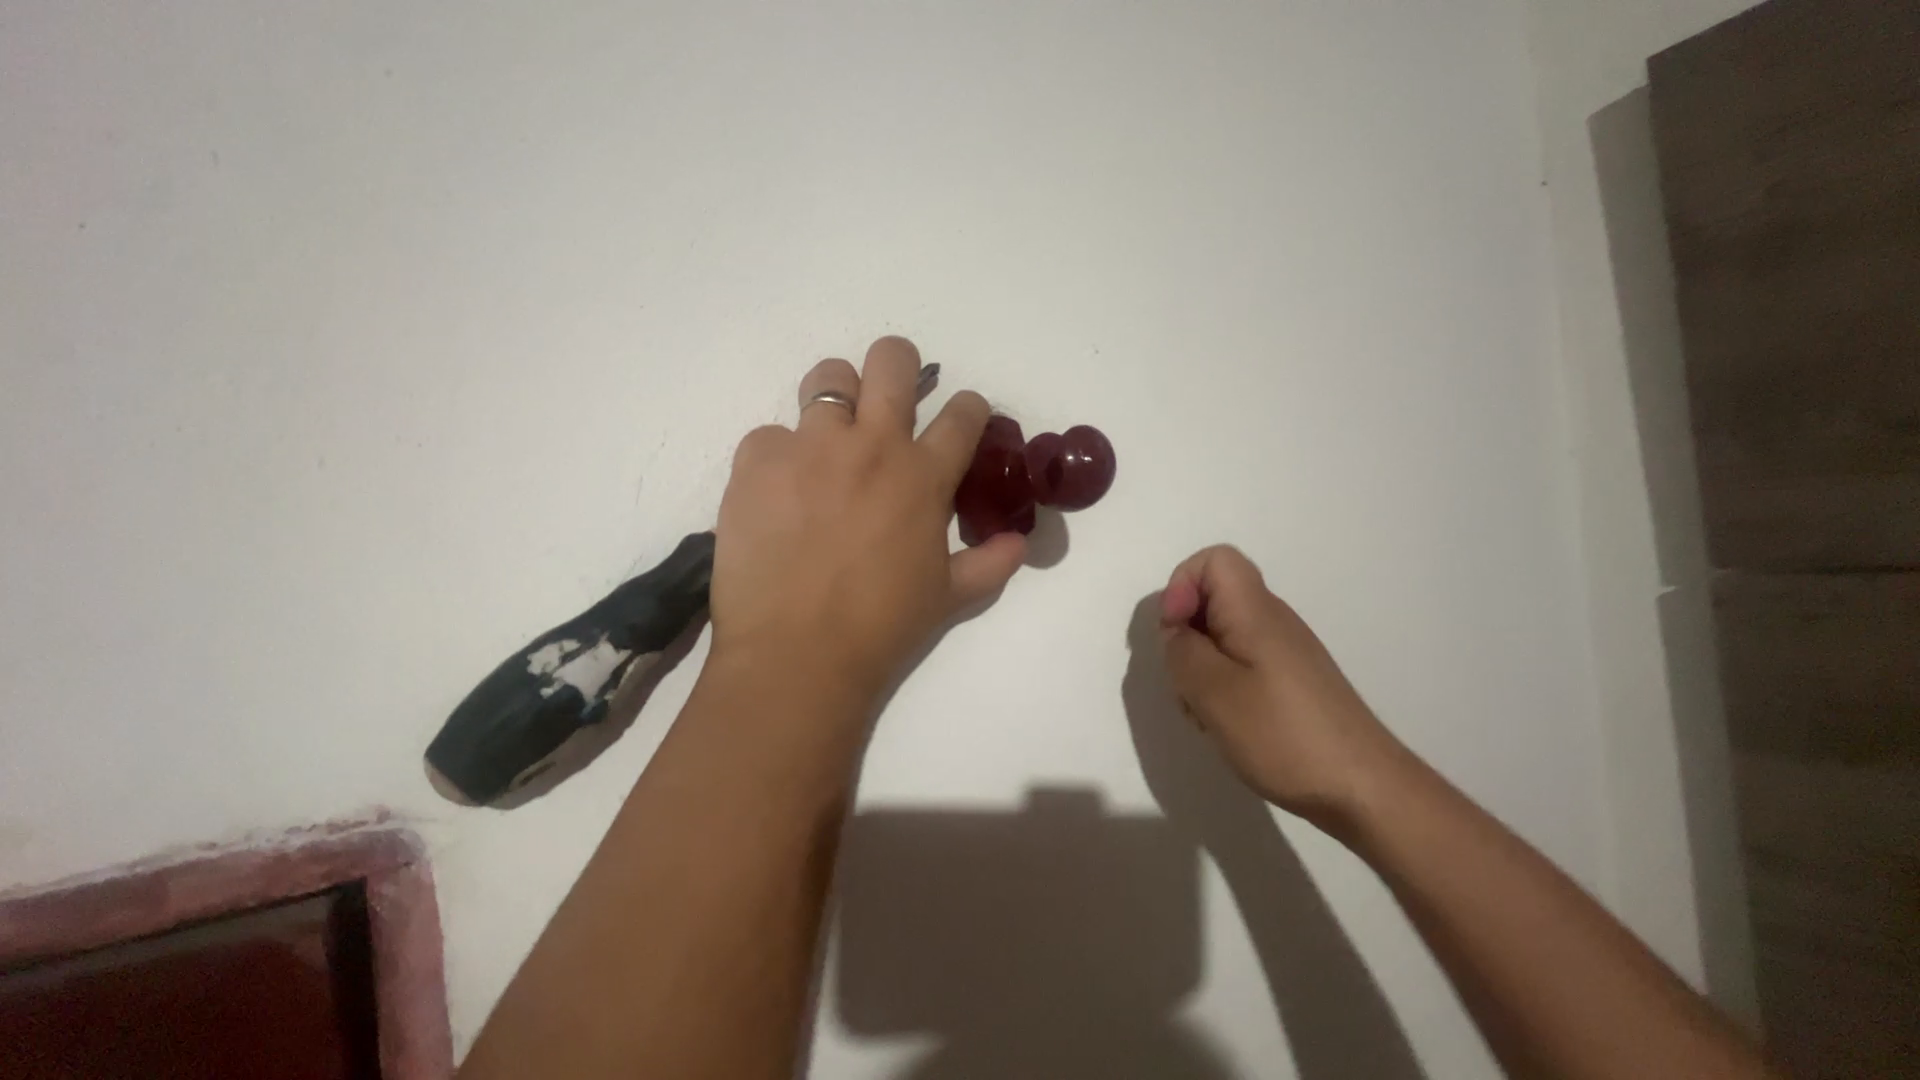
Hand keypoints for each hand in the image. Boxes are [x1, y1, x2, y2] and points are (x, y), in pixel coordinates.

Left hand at [708, 337, 1027, 702]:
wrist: (796, 654)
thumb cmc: (881, 628)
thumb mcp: (949, 598)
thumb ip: (989, 563)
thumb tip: (1020, 543)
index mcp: (923, 475)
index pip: (963, 412)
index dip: (968, 409)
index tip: (961, 419)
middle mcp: (870, 445)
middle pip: (892, 360)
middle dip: (898, 365)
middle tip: (891, 395)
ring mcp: (810, 447)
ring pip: (827, 376)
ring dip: (835, 398)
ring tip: (829, 435)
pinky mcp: (757, 461)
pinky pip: (769, 434)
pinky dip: (779, 455)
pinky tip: (779, 492)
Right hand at [1158, 545, 1407, 828]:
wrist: (1363, 788)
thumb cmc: (1283, 735)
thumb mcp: (1213, 691)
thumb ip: (1182, 650)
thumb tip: (1177, 631)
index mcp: (1255, 612)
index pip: (1213, 560)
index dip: (1181, 587)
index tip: (1176, 635)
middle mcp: (1272, 622)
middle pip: (1212, 600)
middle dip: (1185, 637)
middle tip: (1188, 684)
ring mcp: (1283, 653)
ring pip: (1222, 638)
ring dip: (1200, 670)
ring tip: (1207, 715)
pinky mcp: (1290, 682)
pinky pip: (1241, 666)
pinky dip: (1221, 689)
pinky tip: (1228, 727)